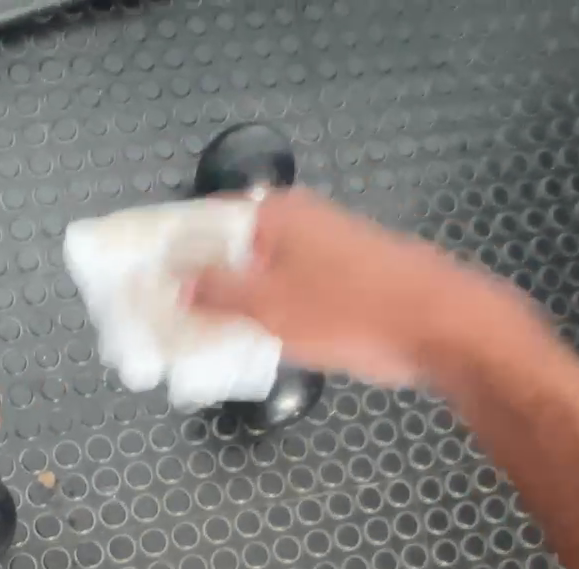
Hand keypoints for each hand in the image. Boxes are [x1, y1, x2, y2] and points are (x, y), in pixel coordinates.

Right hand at [186, 189, 536, 389]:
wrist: (437, 329)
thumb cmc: (349, 311)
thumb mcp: (267, 306)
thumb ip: (214, 293)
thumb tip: (175, 285)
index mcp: (274, 215)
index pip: (202, 221)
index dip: (170, 250)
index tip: (141, 279)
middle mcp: (295, 224)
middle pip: (227, 251)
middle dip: (194, 283)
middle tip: (161, 317)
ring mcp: (317, 254)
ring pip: (252, 277)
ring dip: (225, 304)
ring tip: (192, 336)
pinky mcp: (333, 284)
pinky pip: (278, 296)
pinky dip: (256, 315)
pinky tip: (238, 342)